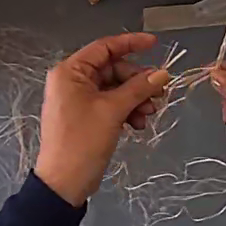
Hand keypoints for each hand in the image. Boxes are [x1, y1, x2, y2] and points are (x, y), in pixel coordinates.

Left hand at [34, 33, 171, 205]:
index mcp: (70, 72)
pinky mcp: (84, 116)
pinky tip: (138, 124)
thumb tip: (162, 73)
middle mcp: (71, 81)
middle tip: (158, 93)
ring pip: (114, 88)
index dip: (130, 43)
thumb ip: (138, 88)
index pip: (104, 47)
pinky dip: (126, 110)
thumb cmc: (82, 141)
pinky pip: (110, 104)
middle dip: (137, 81)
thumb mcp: (112, 111)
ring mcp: (77, 99)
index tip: (154, 44)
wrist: (64, 182)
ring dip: (134, 98)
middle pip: (112, 69)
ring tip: (148, 114)